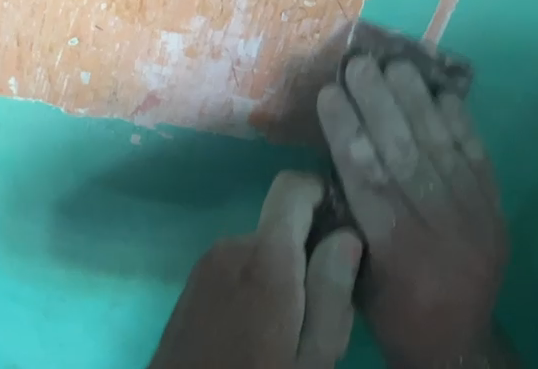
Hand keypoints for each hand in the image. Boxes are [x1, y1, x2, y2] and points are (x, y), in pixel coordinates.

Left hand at [148, 171, 364, 368]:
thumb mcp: (313, 358)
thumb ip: (333, 293)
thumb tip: (346, 235)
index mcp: (265, 257)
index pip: (292, 185)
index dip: (320, 193)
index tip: (343, 224)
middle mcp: (232, 245)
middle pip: (280, 226)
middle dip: (306, 253)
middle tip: (323, 307)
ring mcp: (206, 263)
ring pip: (259, 251)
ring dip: (279, 276)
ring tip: (289, 330)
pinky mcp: (192, 284)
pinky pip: (236, 268)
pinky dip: (255, 287)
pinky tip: (258, 333)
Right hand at [318, 55, 508, 368]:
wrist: (458, 341)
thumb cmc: (391, 306)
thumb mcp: (353, 272)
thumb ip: (343, 217)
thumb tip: (324, 156)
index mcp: (396, 252)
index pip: (367, 178)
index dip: (346, 131)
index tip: (328, 92)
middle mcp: (439, 231)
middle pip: (405, 155)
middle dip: (378, 103)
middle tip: (358, 63)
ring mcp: (474, 219)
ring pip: (441, 148)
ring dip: (416, 100)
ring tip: (394, 63)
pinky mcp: (497, 211)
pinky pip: (477, 156)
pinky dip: (458, 121)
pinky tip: (438, 90)